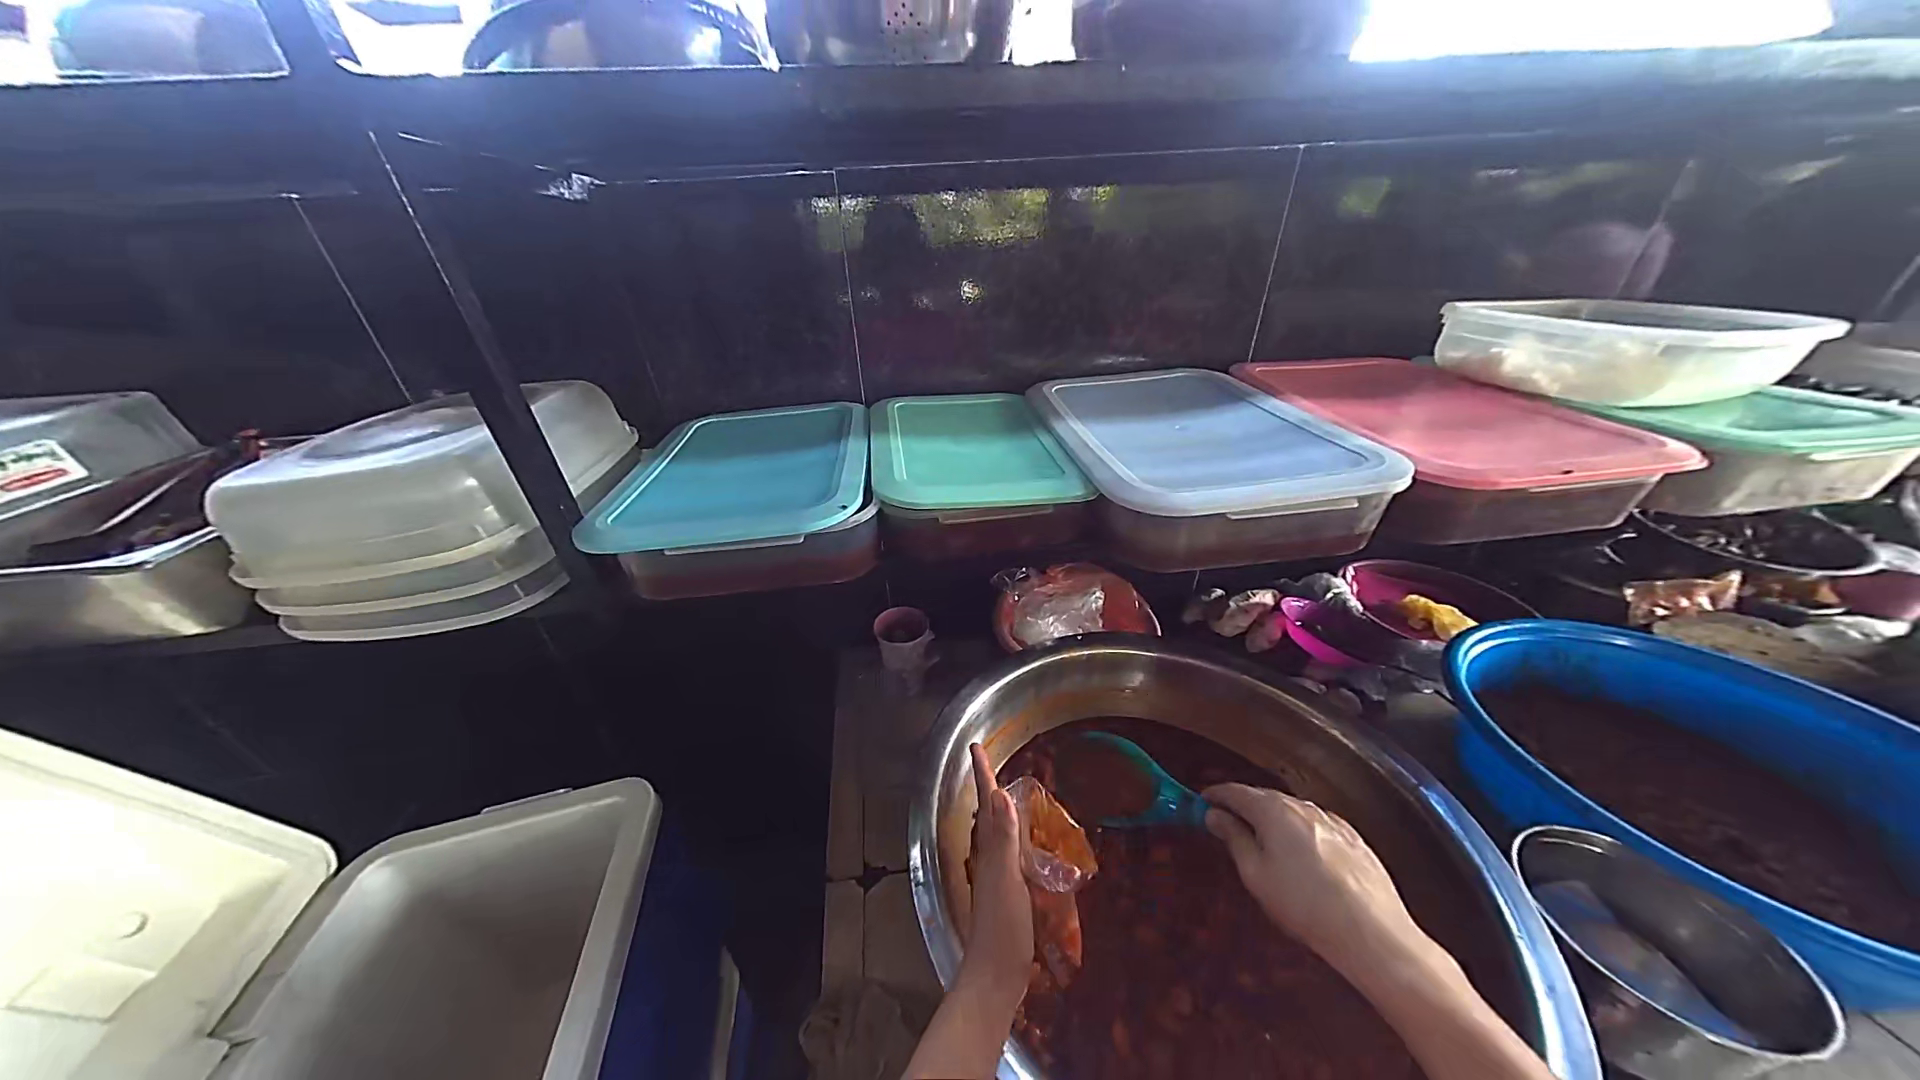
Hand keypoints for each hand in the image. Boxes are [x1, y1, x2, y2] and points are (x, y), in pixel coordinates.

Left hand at [961, 743, 1033, 1002]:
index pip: (986, 803)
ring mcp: (996, 877)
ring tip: (1012, 796)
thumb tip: (1000, 796)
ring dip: (1002, 812)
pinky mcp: (1007, 895)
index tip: (976, 746)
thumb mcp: (1006, 880)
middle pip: (988, 814)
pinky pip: (1010, 855)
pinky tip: (1028, 847)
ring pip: (997, 834)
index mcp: (989, 850)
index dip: (983, 775)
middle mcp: (989, 858)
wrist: (996, 976)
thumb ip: (1004, 839)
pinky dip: (1016, 840)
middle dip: (991, 788)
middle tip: (995, 764)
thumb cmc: (1001, 927)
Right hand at [1202, 783, 1422, 976]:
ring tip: (1262, 841)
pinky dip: (1297, 830)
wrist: (1373, 934)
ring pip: (1291, 810)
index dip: (1215, 795)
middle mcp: (1302, 806)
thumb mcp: (1255, 875)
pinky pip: (1314, 824)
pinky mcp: (1354, 838)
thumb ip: (1233, 838)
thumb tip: (1215, 816)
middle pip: (1264, 797)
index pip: (1235, 791)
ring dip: (1271, 818)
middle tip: (1227, 823)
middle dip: (1243, 806)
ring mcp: (1331, 820)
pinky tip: (1300, 855)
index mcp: (1273, 810)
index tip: (1202, 802)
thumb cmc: (1303, 904)